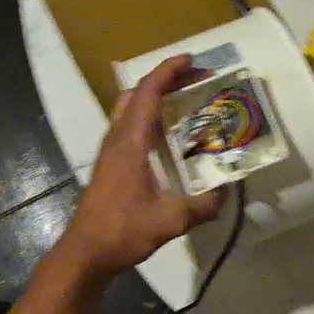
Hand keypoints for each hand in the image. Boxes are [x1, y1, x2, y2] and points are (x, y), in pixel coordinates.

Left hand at [60, 56, 224, 275]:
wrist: (86, 252)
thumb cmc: (123, 230)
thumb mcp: (171, 221)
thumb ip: (204, 206)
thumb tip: (226, 192)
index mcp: (130, 142)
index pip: (148, 93)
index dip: (169, 72)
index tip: (191, 60)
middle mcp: (117, 138)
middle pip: (137, 94)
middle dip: (165, 80)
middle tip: (195, 81)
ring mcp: (111, 149)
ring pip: (130, 108)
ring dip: (155, 96)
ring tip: (185, 101)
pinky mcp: (110, 162)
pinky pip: (129, 125)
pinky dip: (149, 116)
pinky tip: (169, 134)